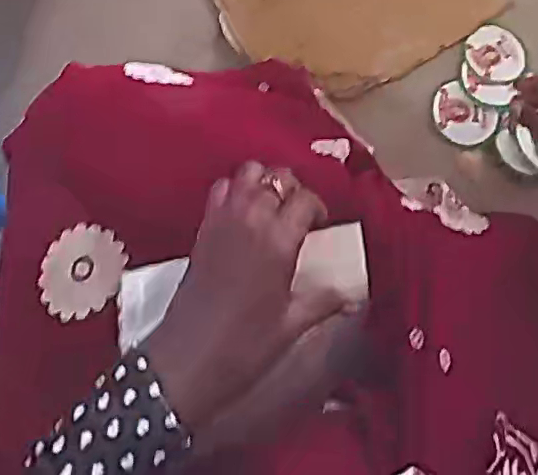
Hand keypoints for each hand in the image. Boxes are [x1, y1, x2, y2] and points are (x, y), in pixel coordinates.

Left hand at [144, 163, 346, 429]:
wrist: (185, 364)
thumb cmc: (243, 347)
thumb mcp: (291, 326)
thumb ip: (324, 302)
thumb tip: (352, 295)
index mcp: (278, 240)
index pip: (306, 199)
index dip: (318, 208)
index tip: (320, 226)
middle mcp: (252, 218)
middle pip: (279, 177)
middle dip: (294, 190)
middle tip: (298, 216)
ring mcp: (224, 218)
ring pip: (249, 172)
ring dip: (264, 182)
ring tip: (271, 208)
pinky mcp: (204, 227)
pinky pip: (222, 188)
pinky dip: (235, 190)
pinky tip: (242, 214)